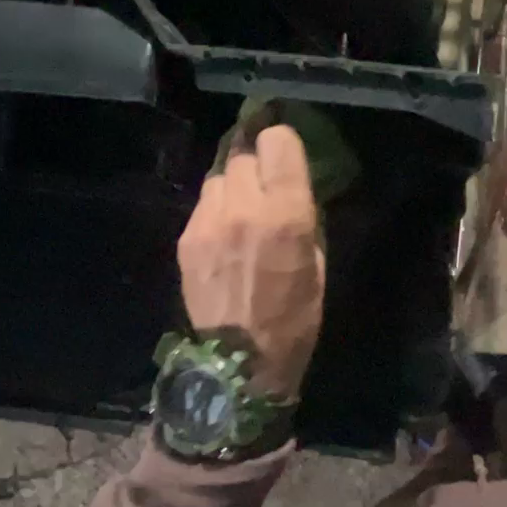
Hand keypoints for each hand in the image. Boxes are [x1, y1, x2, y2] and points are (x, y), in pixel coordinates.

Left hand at [177, 125, 324, 398]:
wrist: (239, 365)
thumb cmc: (295, 320)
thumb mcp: (319, 265)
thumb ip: (305, 218)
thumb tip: (295, 187)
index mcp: (286, 215)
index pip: (277, 141)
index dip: (284, 142)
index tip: (288, 151)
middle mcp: (243, 207)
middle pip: (244, 151)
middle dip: (258, 159)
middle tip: (268, 177)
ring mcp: (208, 221)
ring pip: (220, 174)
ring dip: (235, 181)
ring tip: (245, 205)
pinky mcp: (186, 237)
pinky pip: (204, 202)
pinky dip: (218, 206)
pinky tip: (226, 229)